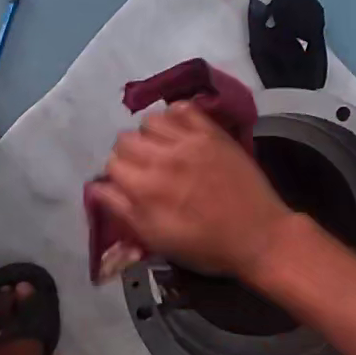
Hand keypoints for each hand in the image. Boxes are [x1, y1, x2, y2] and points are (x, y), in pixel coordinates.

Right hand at [91, 101, 292, 279]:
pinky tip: (181, 132)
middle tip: (146, 168)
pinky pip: (184, 108)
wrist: (258, 235)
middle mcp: (162, 158)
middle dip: (130, 153)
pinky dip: (176, 115)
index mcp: (144, 188)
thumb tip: (97, 188)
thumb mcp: (157, 238)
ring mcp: (189, 141)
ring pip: (151, 120)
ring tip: (163, 148)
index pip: (112, 163)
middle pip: (126, 139)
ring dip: (151, 133)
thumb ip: (122, 210)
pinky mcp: (213, 132)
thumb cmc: (205, 245)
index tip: (130, 185)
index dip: (118, 175)